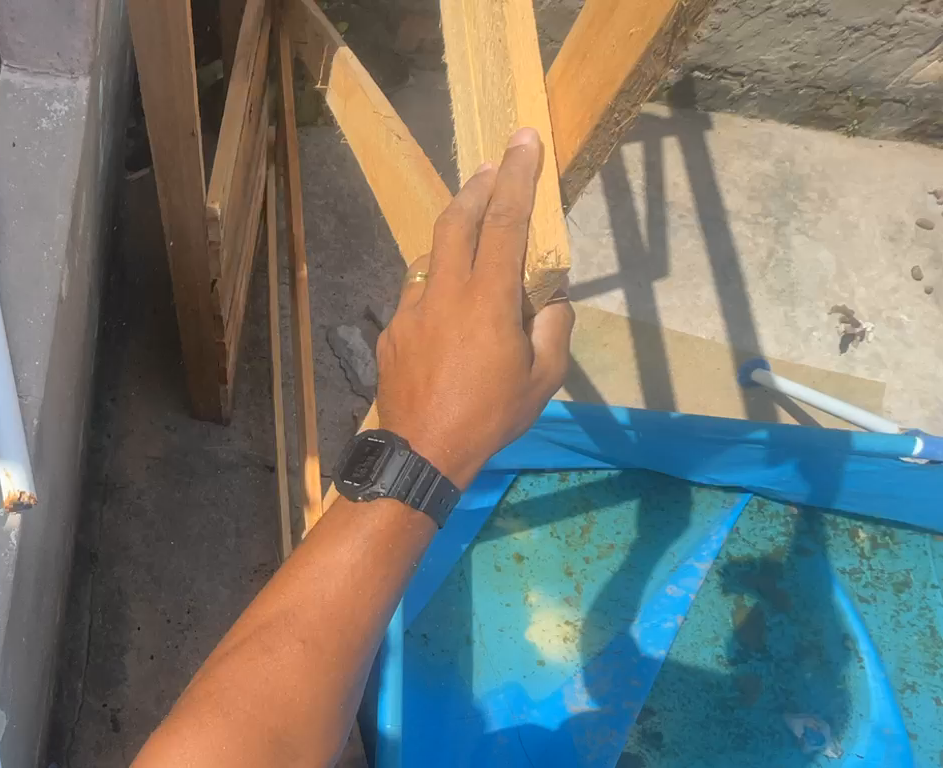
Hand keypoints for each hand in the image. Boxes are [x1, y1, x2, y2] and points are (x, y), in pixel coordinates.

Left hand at [374, 127, 572, 487]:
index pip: (504, 221)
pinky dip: (432, 287)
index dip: (516, 176)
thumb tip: (550, 299)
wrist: (422, 452)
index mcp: (486, 298)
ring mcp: (408, 313)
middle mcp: (442, 293)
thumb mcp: (543, 377)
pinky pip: (413, 297)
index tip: (522, 140)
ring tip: (467, 240)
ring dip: (449, 240)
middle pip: (453, 222)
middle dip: (474, 188)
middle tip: (489, 170)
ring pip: (427, 258)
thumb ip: (553, 326)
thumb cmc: (489, 417)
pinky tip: (442, 306)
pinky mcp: (389, 335)